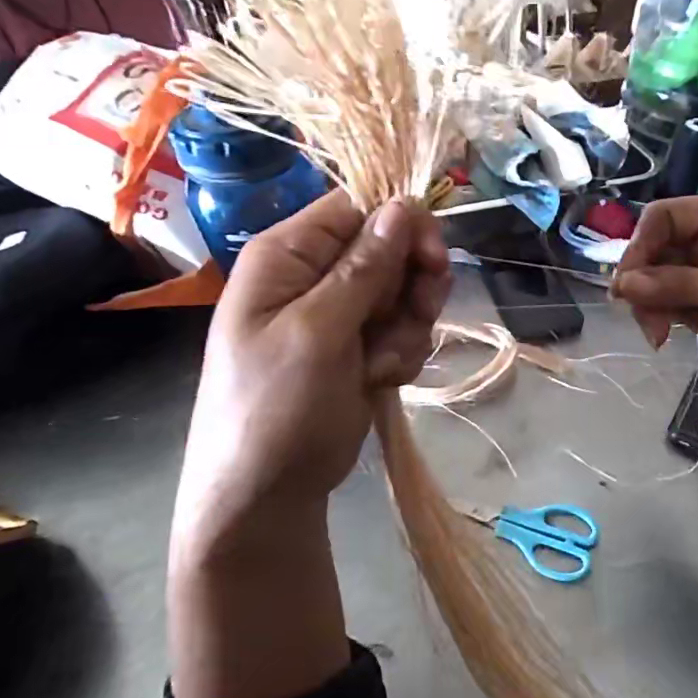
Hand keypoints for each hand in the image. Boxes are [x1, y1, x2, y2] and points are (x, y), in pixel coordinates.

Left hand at [173, 191, 450, 552]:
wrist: (266, 492)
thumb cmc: (278, 406)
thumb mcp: (318, 332)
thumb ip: (363, 268)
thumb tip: (402, 205)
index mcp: (287, 255)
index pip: (356, 206)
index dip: (401, 225)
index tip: (431, 259)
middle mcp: (312, 275)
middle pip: (387, 248)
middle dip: (409, 284)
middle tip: (417, 315)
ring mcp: (336, 314)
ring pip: (401, 292)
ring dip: (406, 327)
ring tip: (381, 365)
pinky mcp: (356, 348)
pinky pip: (399, 329)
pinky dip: (400, 353)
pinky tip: (379, 380)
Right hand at [612, 192, 697, 365]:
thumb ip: (677, 284)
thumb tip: (620, 284)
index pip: (662, 217)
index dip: (638, 248)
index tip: (625, 286)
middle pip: (655, 250)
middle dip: (647, 286)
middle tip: (648, 323)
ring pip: (657, 278)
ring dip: (657, 306)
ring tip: (665, 334)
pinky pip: (672, 298)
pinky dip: (673, 316)